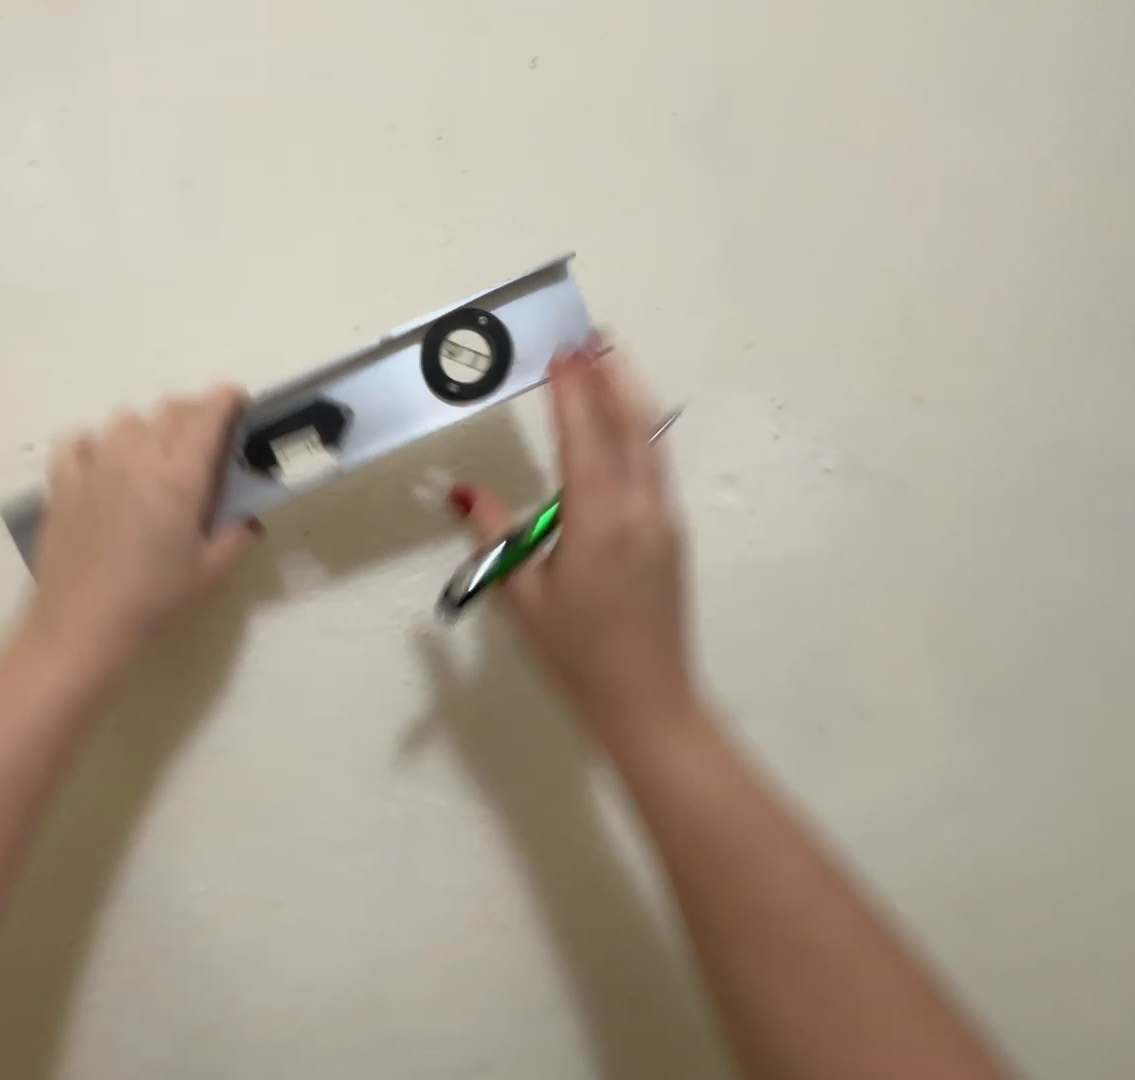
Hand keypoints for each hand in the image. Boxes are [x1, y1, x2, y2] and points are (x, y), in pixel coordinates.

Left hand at [27, 386, 261, 665]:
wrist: (83, 624)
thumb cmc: (153, 599)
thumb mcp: (211, 573)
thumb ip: (238, 536)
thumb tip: (249, 518)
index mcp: (179, 477)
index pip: (207, 415)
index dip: (226, 398)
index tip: (238, 401)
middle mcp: (137, 457)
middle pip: (170, 409)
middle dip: (195, 413)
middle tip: (205, 440)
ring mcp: (95, 464)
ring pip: (126, 419)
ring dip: (149, 429)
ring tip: (155, 458)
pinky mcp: (62, 480)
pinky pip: (79, 440)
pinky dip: (96, 443)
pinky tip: (103, 466)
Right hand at [449, 341, 698, 728]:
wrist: (648, 702)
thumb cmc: (575, 654)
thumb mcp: (521, 596)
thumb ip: (495, 536)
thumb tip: (463, 492)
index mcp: (599, 522)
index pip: (585, 439)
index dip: (571, 392)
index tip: (560, 352)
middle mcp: (641, 510)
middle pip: (631, 426)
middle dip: (610, 376)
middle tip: (592, 335)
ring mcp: (664, 521)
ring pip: (649, 442)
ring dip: (629, 397)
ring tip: (609, 362)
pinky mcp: (671, 535)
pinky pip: (653, 467)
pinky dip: (637, 431)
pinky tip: (622, 424)